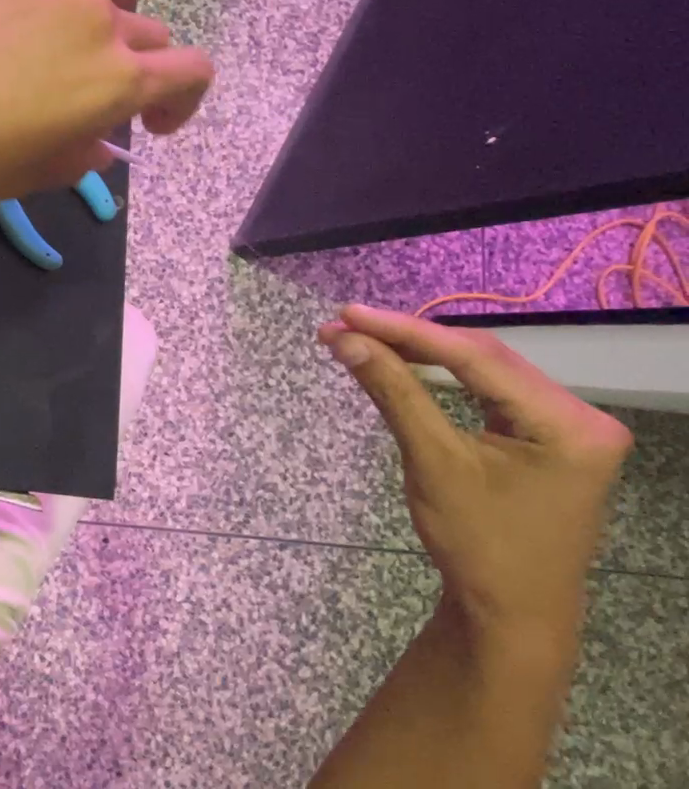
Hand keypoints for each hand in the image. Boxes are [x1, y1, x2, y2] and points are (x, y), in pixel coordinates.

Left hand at [0, 0, 211, 216]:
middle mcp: (94, 22)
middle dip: (132, 64)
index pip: (189, 73)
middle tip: (84, 90)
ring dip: (107, 6)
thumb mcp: (24, 180)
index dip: (181, 101)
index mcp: (112, 83)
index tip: (152, 122)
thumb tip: (104, 145)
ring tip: (65, 31)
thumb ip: (78, 158)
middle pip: (147, 28)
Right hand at [319, 305, 632, 639]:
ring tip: (361, 340)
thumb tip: (345, 340)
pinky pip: (486, 394)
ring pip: (482, 372)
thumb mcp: (432, 462)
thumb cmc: (478, 541)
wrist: (512, 608)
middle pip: (483, 357)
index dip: (405, 331)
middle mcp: (579, 416)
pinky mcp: (545, 439)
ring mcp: (566, 428)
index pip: (476, 357)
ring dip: (420, 355)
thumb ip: (393, 393)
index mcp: (569, 423)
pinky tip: (403, 367)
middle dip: (409, 339)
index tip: (345, 314)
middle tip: (343, 327)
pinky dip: (440, 378)